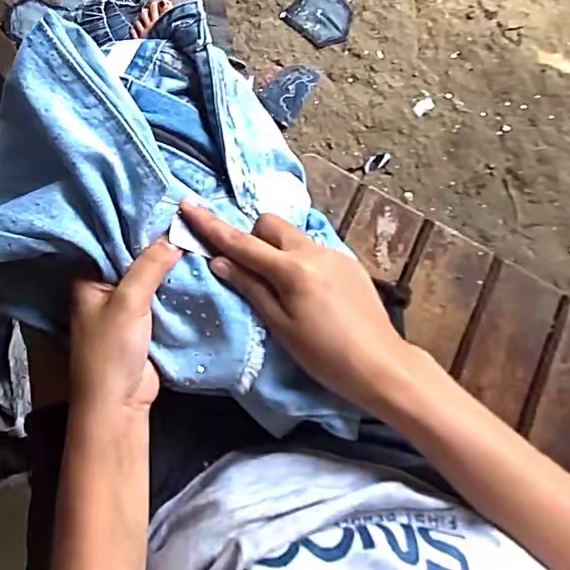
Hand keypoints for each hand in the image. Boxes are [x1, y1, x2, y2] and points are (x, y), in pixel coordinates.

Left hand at [68, 238, 182, 413]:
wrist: (120, 403)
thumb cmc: (111, 351)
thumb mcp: (129, 302)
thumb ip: (149, 267)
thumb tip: (174, 237)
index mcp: (87, 279)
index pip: (109, 241)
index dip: (133, 224)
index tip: (161, 207)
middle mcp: (103, 289)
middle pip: (131, 258)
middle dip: (155, 244)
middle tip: (184, 221)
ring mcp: (123, 306)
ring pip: (148, 277)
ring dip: (167, 265)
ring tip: (192, 238)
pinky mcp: (142, 322)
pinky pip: (159, 296)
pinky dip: (172, 286)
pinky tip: (193, 269)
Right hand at [178, 198, 443, 417]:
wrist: (381, 365)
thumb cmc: (324, 355)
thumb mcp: (280, 326)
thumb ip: (250, 287)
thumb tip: (220, 261)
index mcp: (291, 269)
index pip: (241, 242)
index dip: (211, 225)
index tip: (188, 204)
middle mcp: (313, 251)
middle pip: (270, 225)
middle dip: (254, 238)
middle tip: (253, 271)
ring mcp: (334, 254)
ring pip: (293, 237)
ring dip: (278, 251)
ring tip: (286, 289)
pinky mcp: (349, 262)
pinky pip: (313, 251)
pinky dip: (301, 262)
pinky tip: (313, 294)